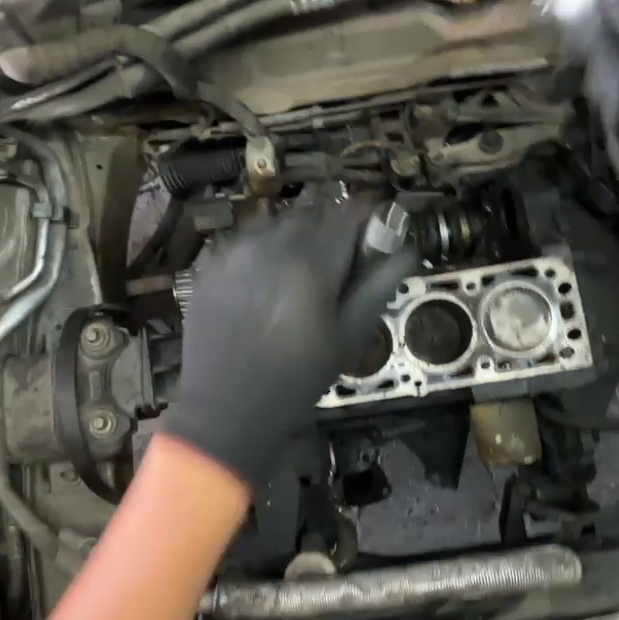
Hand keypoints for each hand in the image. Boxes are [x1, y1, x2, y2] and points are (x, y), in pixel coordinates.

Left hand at [163, 204, 414, 489]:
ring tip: (302, 273)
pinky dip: (264, 248)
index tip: (377, 235)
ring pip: (278, 221)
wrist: (226, 407)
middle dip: (333, 226)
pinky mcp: (210, 263)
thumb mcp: (349, 337)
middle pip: (314, 212)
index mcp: (311, 261)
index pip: (350, 212)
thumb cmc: (297, 378)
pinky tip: (267, 281)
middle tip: (342, 261)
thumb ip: (379, 285)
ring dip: (298, 235)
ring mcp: (235, 250)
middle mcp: (270, 243)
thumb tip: (407, 249)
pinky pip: (247, 238)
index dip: (369, 217)